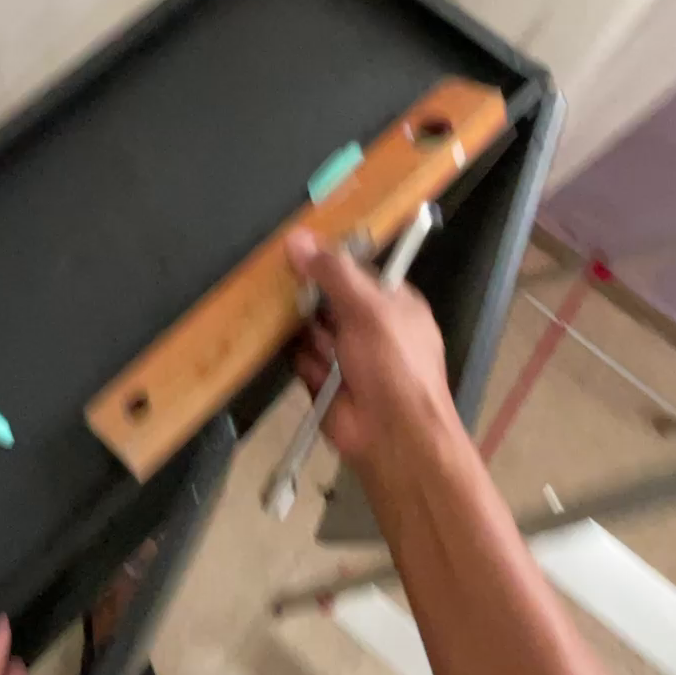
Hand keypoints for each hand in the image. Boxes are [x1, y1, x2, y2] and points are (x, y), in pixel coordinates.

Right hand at [287, 229, 462, 464]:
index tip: (298, 249)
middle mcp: (369, 327)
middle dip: (308, 295)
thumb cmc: (393, 364)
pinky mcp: (322, 380)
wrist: (392, 435)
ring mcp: (345, 355)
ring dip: (304, 330)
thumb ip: (333, 272)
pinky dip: (302, 359)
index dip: (329, 263)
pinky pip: (301, 358)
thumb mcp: (367, 307)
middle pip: (327, 298)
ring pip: (310, 327)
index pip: (355, 272)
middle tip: (282, 281)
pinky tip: (307, 362)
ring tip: (301, 331)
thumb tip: (298, 238)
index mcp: (392, 304)